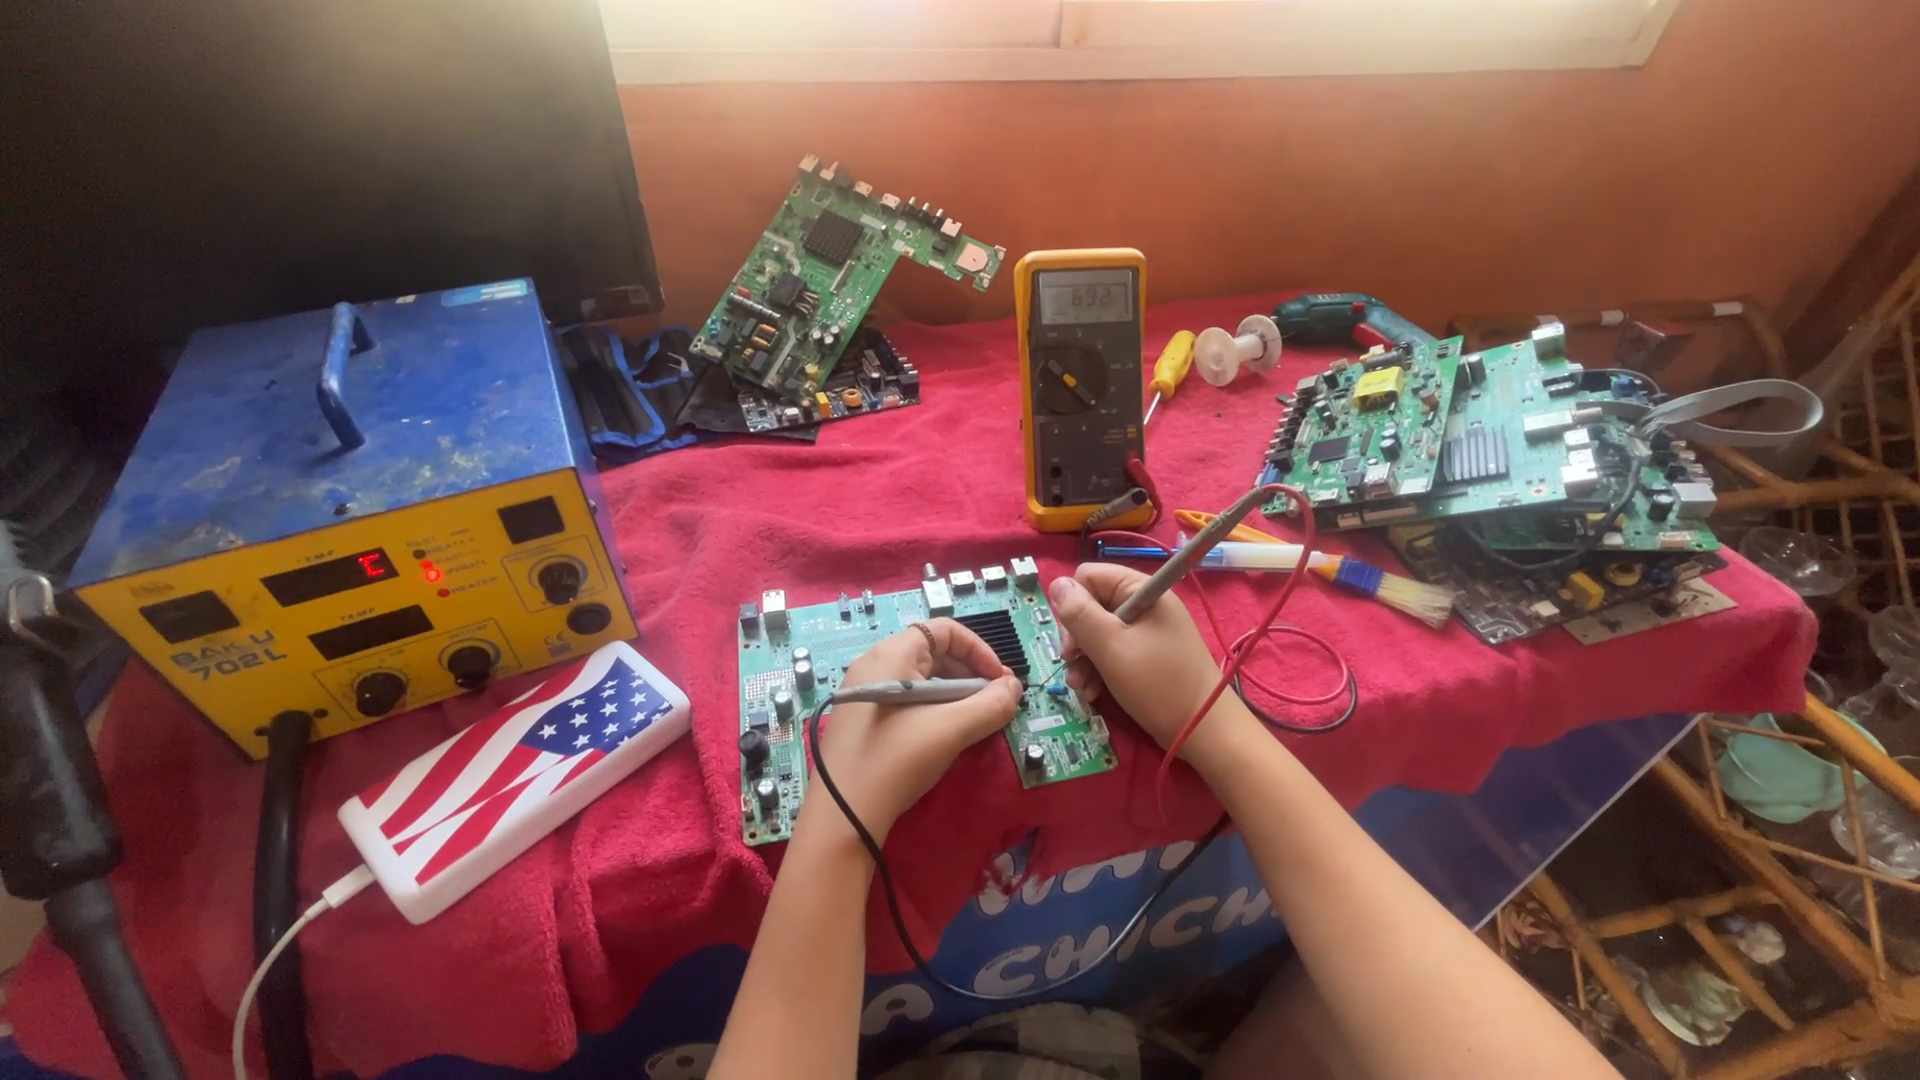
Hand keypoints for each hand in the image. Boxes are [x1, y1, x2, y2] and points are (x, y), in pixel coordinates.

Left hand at [796, 618, 1023, 849]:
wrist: (842, 814)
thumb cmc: (897, 759)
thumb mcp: (951, 730)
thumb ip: (990, 705)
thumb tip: (1014, 688)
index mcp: (892, 654)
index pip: (945, 629)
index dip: (979, 650)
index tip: (1000, 681)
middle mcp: (876, 664)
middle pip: (935, 652)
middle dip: (970, 674)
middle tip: (993, 705)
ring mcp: (866, 691)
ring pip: (923, 678)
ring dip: (955, 695)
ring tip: (974, 723)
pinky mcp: (864, 718)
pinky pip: (908, 699)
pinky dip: (934, 709)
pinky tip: (947, 736)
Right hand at [1048, 563, 1252, 761]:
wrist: (1202, 731)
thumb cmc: (1157, 684)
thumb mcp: (1111, 647)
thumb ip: (1080, 614)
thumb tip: (1057, 583)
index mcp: (1142, 591)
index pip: (1089, 577)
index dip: (1073, 603)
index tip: (1071, 636)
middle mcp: (1143, 605)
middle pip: (1090, 606)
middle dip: (1076, 636)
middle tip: (1072, 661)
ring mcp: (1145, 632)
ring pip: (1096, 633)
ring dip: (1082, 659)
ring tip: (1081, 686)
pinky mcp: (1144, 656)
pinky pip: (1110, 652)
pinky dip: (1096, 670)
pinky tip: (1092, 691)